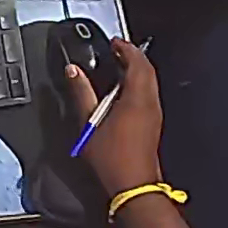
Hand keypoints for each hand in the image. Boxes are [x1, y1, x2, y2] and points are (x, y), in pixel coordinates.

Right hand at [64, 39, 164, 195]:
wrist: (133, 185)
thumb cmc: (111, 157)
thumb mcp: (88, 123)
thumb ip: (81, 93)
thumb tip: (73, 71)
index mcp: (137, 99)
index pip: (138, 64)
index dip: (127, 49)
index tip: (114, 42)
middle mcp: (150, 104)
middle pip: (148, 71)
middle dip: (133, 56)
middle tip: (116, 50)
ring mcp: (154, 114)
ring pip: (150, 82)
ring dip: (136, 70)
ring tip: (117, 65)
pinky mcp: (152, 123)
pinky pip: (148, 94)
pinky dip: (137, 83)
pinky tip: (121, 89)